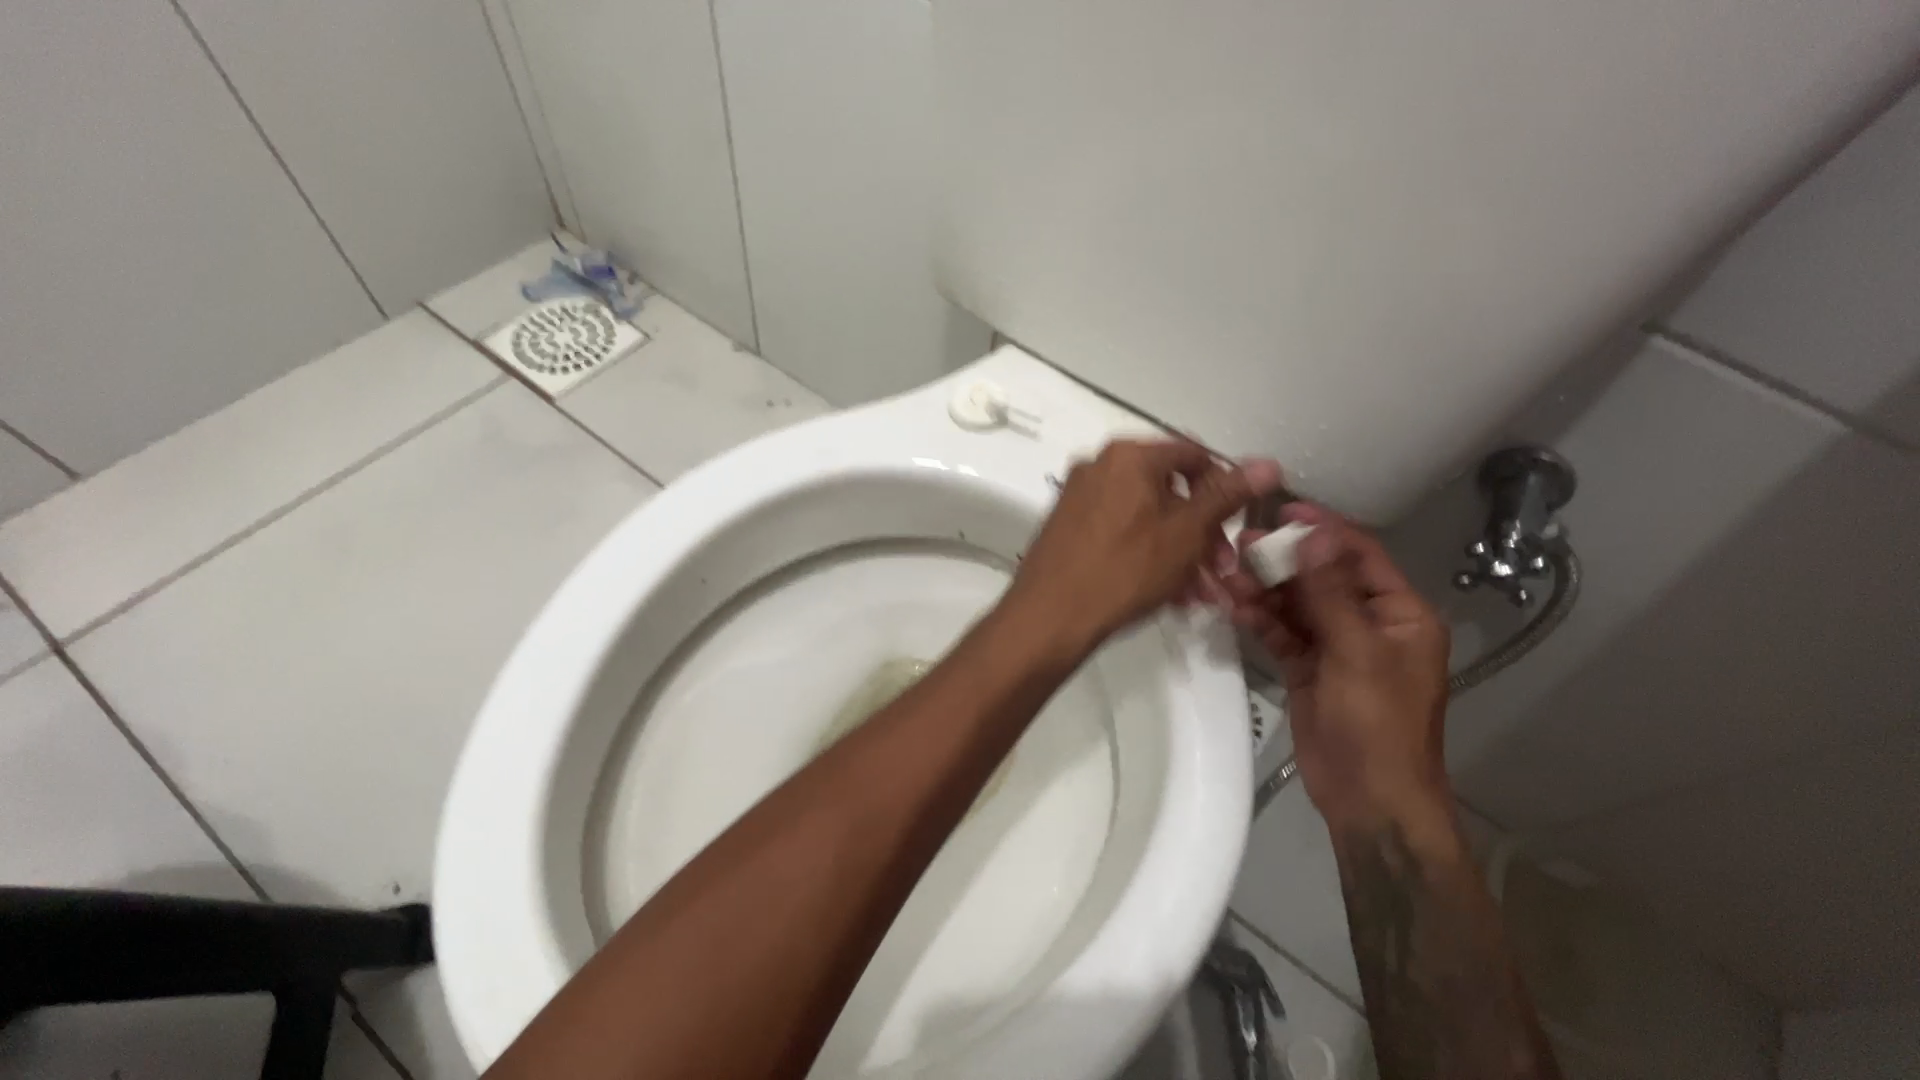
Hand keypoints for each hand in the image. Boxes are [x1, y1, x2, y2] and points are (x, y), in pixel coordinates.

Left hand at [1004, 440, 1282, 654]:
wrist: (1048, 617)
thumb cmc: (1124, 571)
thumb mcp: (1186, 533)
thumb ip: (1226, 496)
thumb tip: (1267, 463)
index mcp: (1129, 456)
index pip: (1194, 455)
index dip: (1224, 487)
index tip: (1235, 528)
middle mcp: (1099, 466)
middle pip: (1169, 489)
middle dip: (1202, 531)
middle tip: (1220, 571)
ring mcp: (1078, 497)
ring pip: (1146, 517)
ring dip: (1179, 551)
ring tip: (1196, 594)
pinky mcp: (1067, 527)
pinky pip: (1120, 532)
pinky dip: (1147, 555)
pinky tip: (1165, 594)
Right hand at [1225, 504, 1453, 828]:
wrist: (1370, 798)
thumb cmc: (1377, 723)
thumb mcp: (1357, 652)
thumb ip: (1330, 593)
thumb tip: (1313, 536)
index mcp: (1400, 615)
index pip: (1360, 557)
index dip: (1323, 531)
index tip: (1282, 511)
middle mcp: (1370, 624)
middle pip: (1321, 579)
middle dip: (1282, 562)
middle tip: (1239, 544)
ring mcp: (1337, 648)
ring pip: (1297, 606)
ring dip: (1264, 590)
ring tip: (1226, 574)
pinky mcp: (1309, 670)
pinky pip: (1283, 634)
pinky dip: (1261, 620)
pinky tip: (1234, 605)